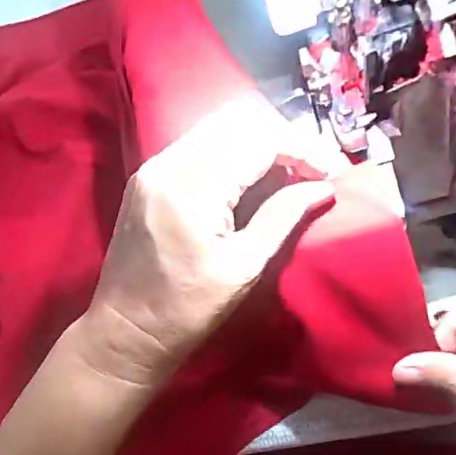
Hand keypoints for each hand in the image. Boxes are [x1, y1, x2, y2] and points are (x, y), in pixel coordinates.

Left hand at [77, 98, 345, 389]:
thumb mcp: (243, 268)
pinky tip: (249, 177)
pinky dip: (228, 152)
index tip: (330, 172)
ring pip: (215, 130)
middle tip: (311, 170)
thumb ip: (282, 218)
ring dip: (255, 143)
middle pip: (236, 124)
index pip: (258, 140)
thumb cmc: (187, 310)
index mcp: (193, 188)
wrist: (125, 330)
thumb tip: (323, 187)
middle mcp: (168, 164)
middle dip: (281, 140)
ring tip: (287, 172)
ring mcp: (152, 168)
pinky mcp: (145, 179)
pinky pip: (194, 146)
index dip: (302, 149)